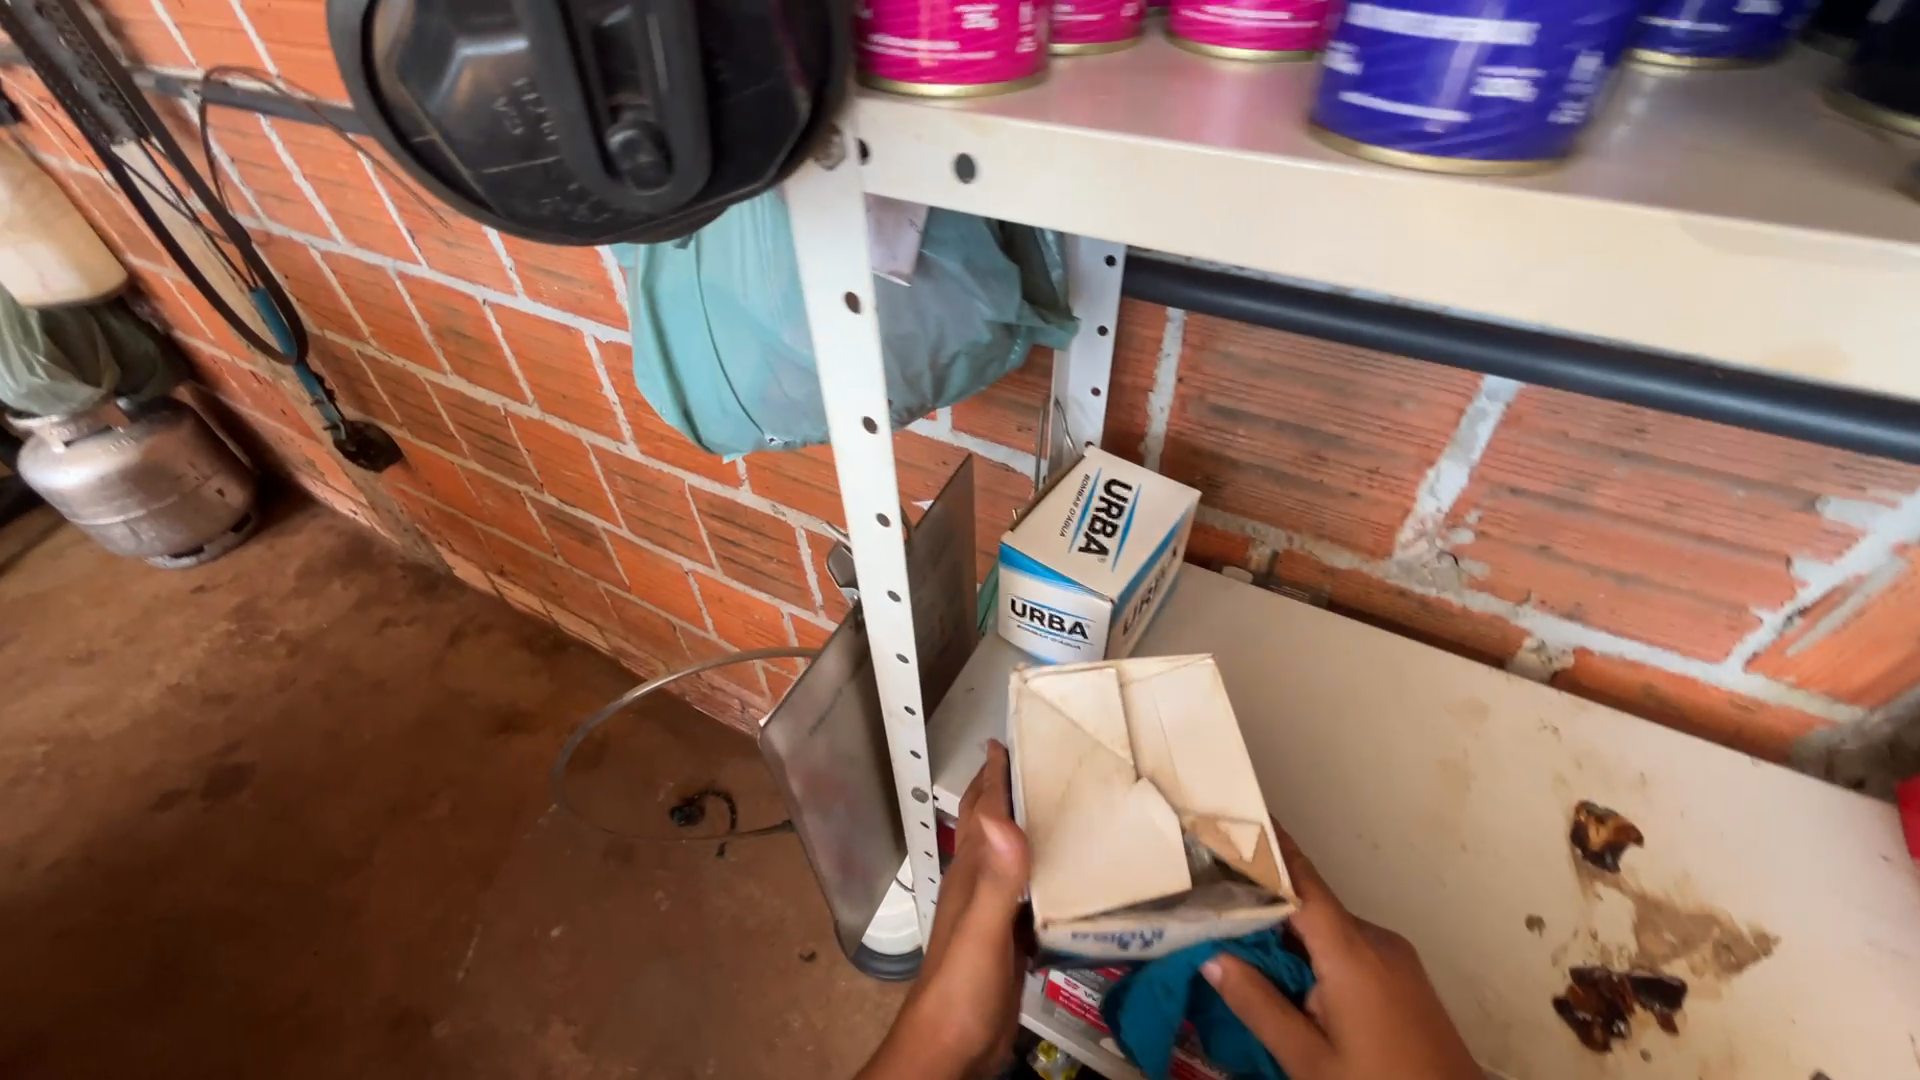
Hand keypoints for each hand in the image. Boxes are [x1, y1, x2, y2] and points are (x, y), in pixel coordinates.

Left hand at [857, 740, 1030, 1079]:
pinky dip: (1043, 875)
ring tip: (1056, 807)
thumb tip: (1003, 819)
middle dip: (1003, 789)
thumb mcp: (982, 930)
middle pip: (991, 825)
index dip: (992, 775)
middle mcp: (980, 883)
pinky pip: (1029, 894)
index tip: (1004, 741)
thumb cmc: (962, 987)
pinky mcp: (1010, 939)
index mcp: (971, 872)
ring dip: (1026, 828)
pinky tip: (1066, 877)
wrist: (950, 1048)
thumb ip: (994, 879)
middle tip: (1034, 761)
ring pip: (1010, 856)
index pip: (984, 811)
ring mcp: (993, 912)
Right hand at [1201, 828, 1478, 1079]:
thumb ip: (1259, 1005)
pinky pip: (1349, 948)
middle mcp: (1376, 940)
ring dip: (1289, 936)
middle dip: (1264, 904)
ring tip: (1242, 947)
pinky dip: (1316, 953)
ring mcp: (1396, 958)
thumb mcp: (1310, 1062)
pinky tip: (1292, 979)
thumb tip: (1211, 956)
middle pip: (1308, 906)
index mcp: (1351, 951)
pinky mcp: (1406, 977)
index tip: (1236, 816)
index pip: (1301, 881)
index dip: (1268, 847)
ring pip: (1328, 930)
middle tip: (1215, 902)